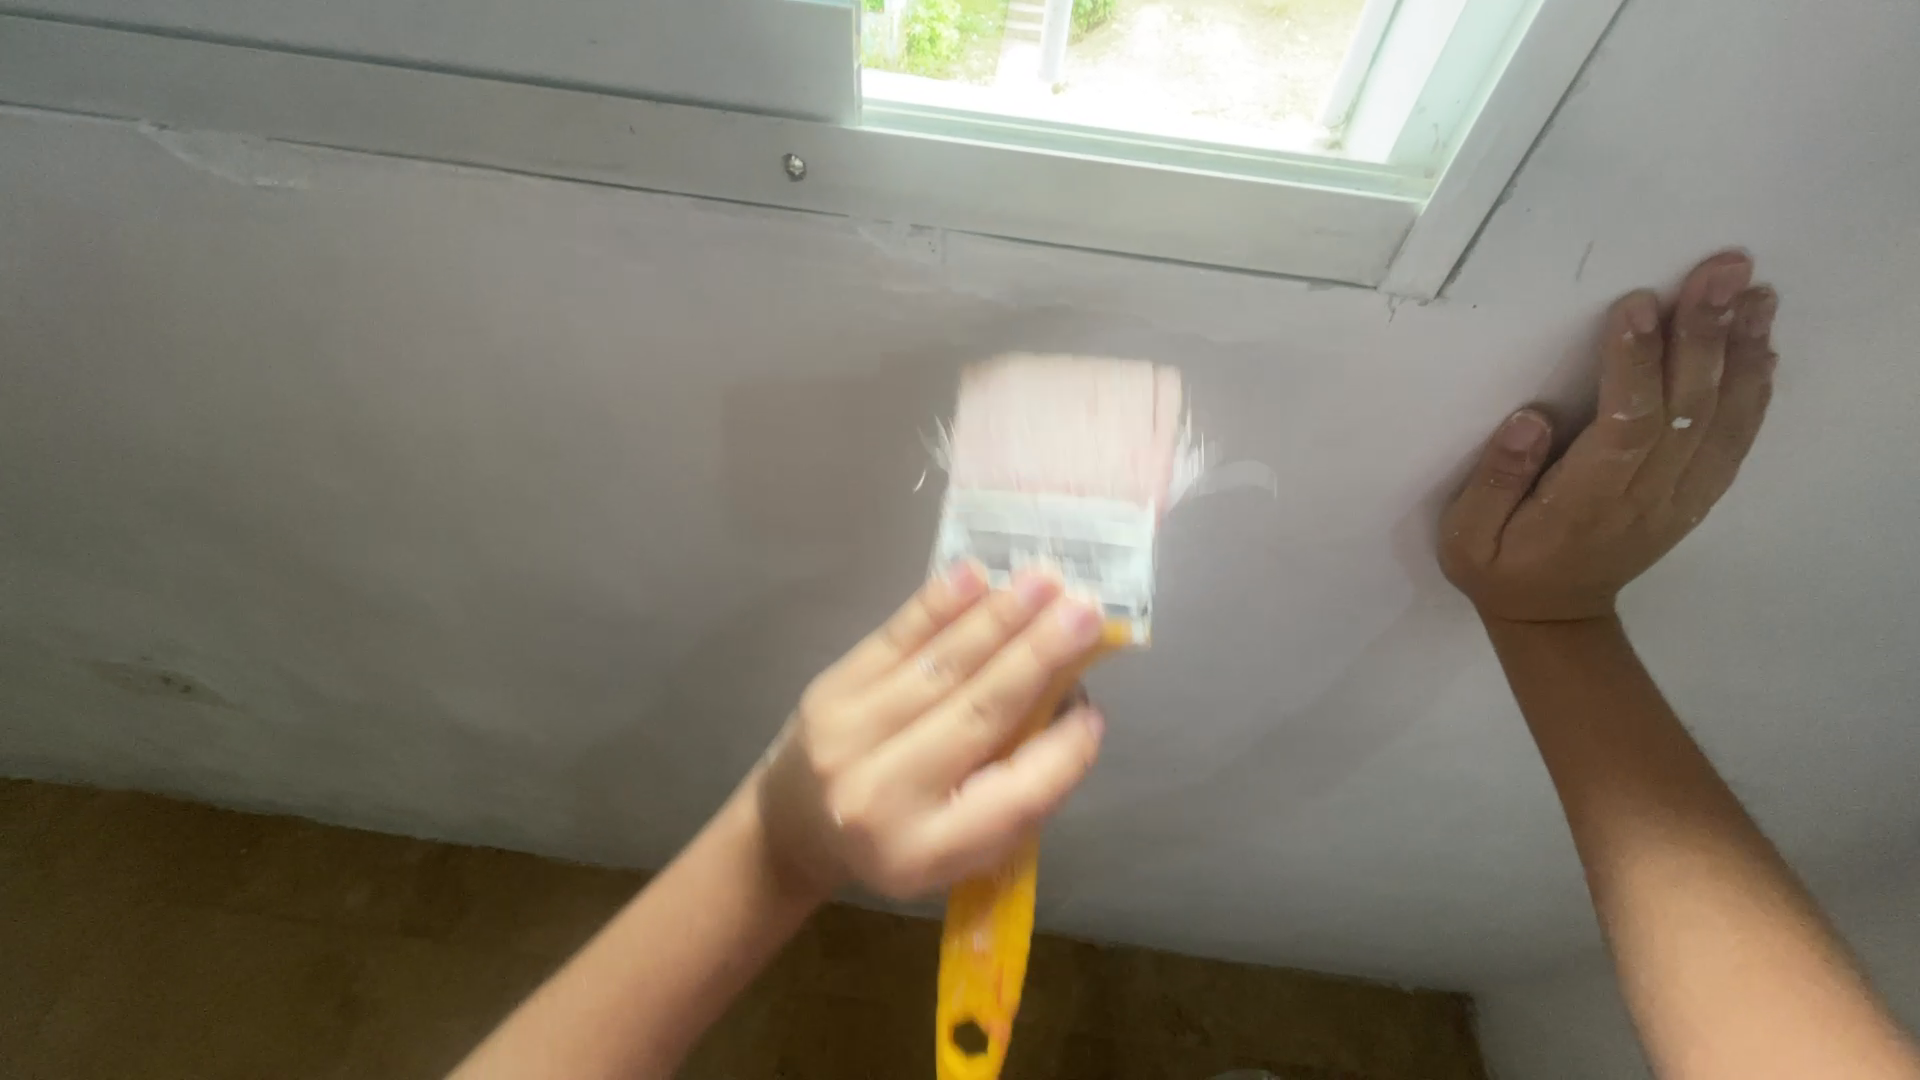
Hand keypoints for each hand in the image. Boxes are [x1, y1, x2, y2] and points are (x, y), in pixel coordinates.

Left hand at [755, 563, 1107, 899]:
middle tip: (1087, 612)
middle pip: (978, 714)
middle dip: (1038, 657)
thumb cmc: (896, 838)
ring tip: (1045, 581)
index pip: (1015, 794)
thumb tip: (1070, 705)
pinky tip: (974, 575)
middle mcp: (883, 796)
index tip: (1096, 709)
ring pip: (940, 667)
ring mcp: (849, 736)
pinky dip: (938, 605)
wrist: (795, 825)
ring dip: (998, 618)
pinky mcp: (830, 689)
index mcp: (926, 852)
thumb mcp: (957, 846)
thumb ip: (1013, 788)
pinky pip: (894, 639)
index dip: (1064, 750)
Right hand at [1441, 251, 1779, 622]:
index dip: (1635, 362)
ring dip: (1740, 351)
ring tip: (1753, 292)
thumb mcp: (1467, 536)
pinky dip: (1754, 390)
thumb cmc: (1498, 570)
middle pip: (1685, 409)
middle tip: (1722, 270)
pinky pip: (1734, 439)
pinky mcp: (1693, 496)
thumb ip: (1496, 480)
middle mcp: (1645, 496)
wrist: (1554, 617)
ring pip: (1722, 417)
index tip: (1639, 305)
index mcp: (1586, 502)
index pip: (1624, 423)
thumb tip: (1530, 419)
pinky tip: (1759, 348)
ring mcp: (1678, 496)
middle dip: (1703, 335)